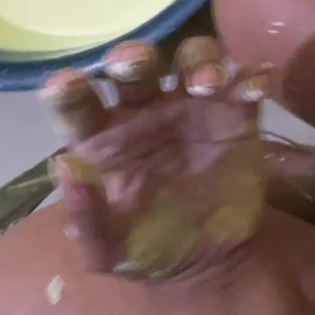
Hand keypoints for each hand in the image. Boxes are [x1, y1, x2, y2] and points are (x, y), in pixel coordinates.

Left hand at [43, 37, 271, 282]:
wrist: (214, 258)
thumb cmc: (150, 249)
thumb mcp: (108, 250)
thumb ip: (85, 217)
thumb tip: (63, 167)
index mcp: (104, 139)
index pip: (79, 104)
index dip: (69, 90)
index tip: (65, 83)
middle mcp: (146, 112)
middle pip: (138, 67)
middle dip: (135, 56)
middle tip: (138, 62)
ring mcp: (195, 108)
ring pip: (192, 59)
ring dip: (198, 61)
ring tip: (206, 85)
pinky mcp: (237, 113)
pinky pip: (245, 82)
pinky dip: (250, 78)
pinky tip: (251, 92)